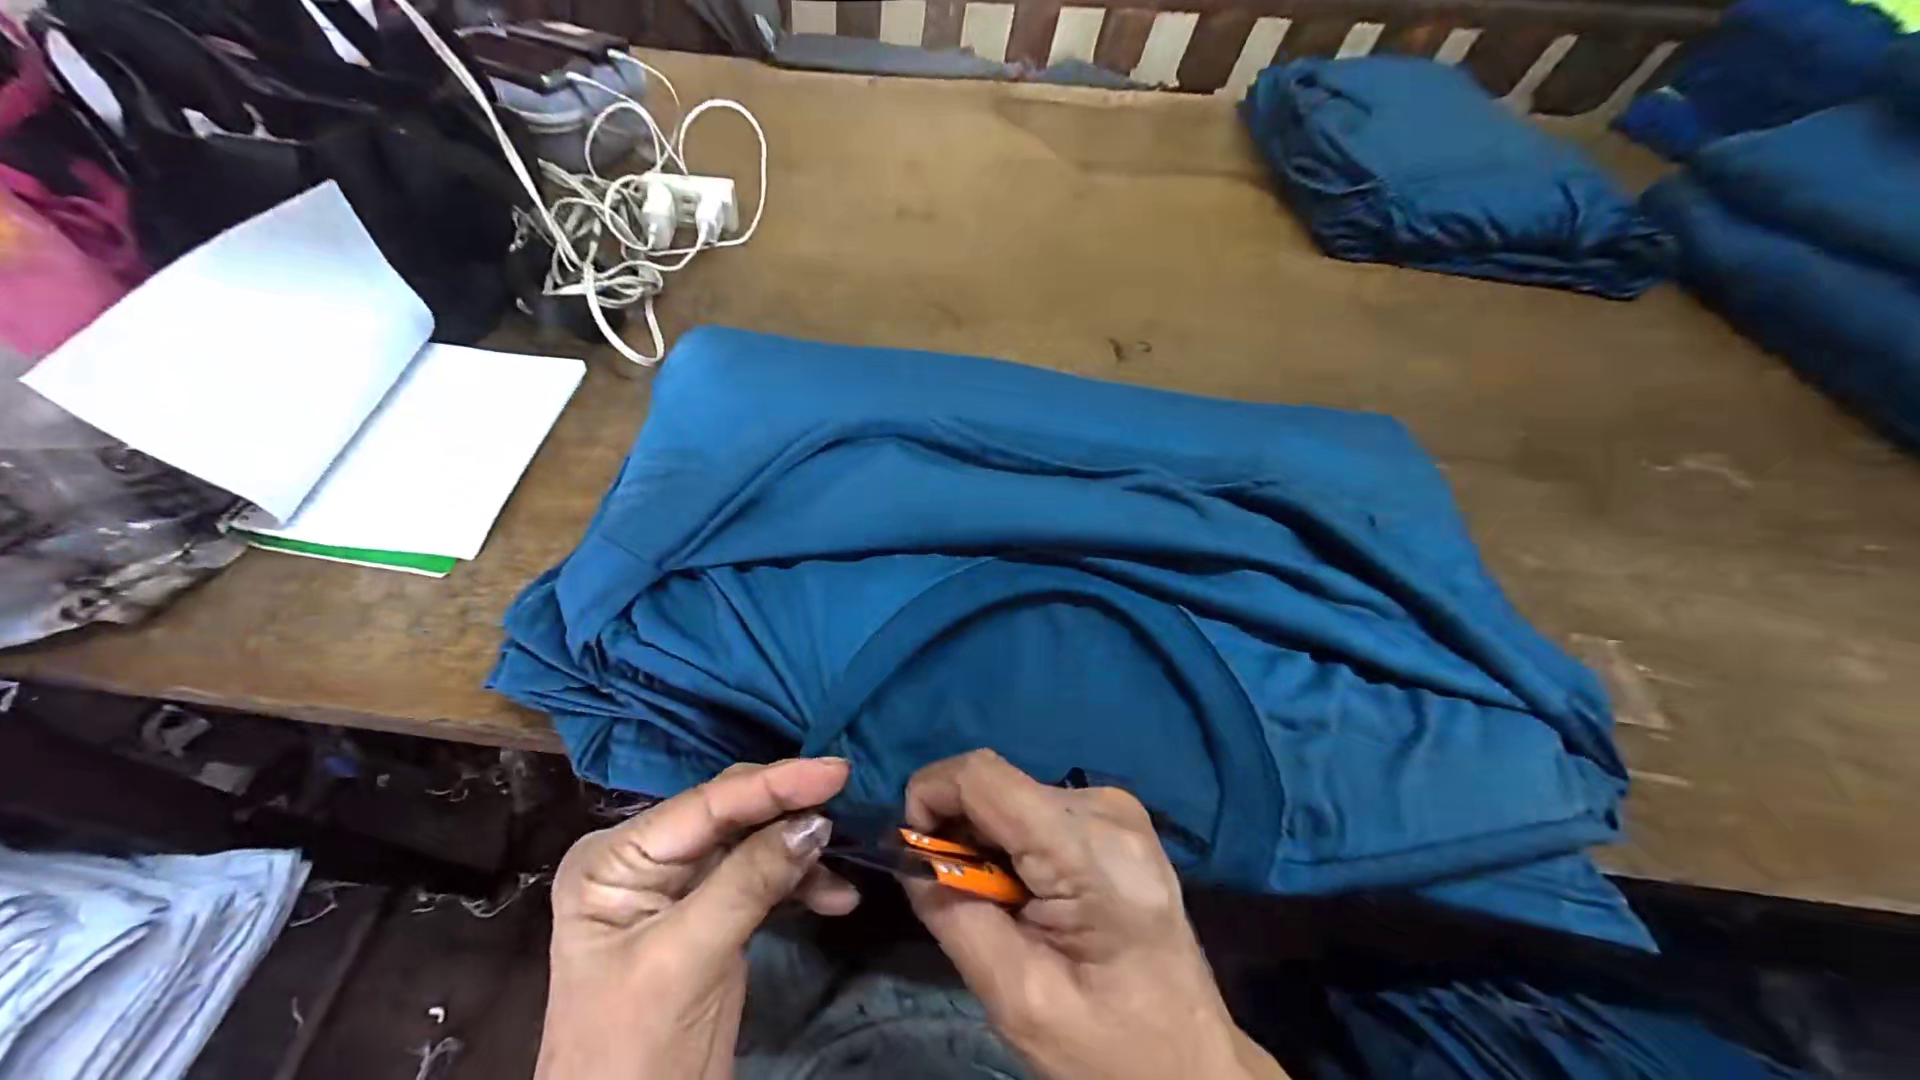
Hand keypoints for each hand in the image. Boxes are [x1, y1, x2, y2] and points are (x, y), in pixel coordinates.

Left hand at [535, 758, 860, 1079]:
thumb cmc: (633, 1051)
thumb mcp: (689, 959)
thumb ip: (750, 881)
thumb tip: (815, 822)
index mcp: (614, 858)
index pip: (706, 805)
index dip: (774, 783)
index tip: (835, 770)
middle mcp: (646, 858)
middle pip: (732, 814)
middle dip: (789, 809)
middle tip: (846, 796)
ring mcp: (681, 884)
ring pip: (755, 842)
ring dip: (801, 850)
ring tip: (845, 854)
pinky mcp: (713, 910)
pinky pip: (764, 877)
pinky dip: (801, 884)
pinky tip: (836, 897)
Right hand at [903, 750, 1287, 1079]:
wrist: (1192, 1062)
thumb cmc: (1110, 1048)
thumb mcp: (1017, 998)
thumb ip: (953, 916)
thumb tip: (908, 854)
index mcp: (1089, 849)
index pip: (982, 774)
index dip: (930, 797)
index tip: (917, 856)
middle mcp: (1105, 806)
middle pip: (995, 784)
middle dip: (958, 831)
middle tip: (964, 899)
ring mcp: (1117, 805)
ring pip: (1011, 793)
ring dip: (986, 840)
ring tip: (1006, 904)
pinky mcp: (1116, 814)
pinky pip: (1035, 805)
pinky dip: (1013, 840)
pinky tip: (1032, 891)